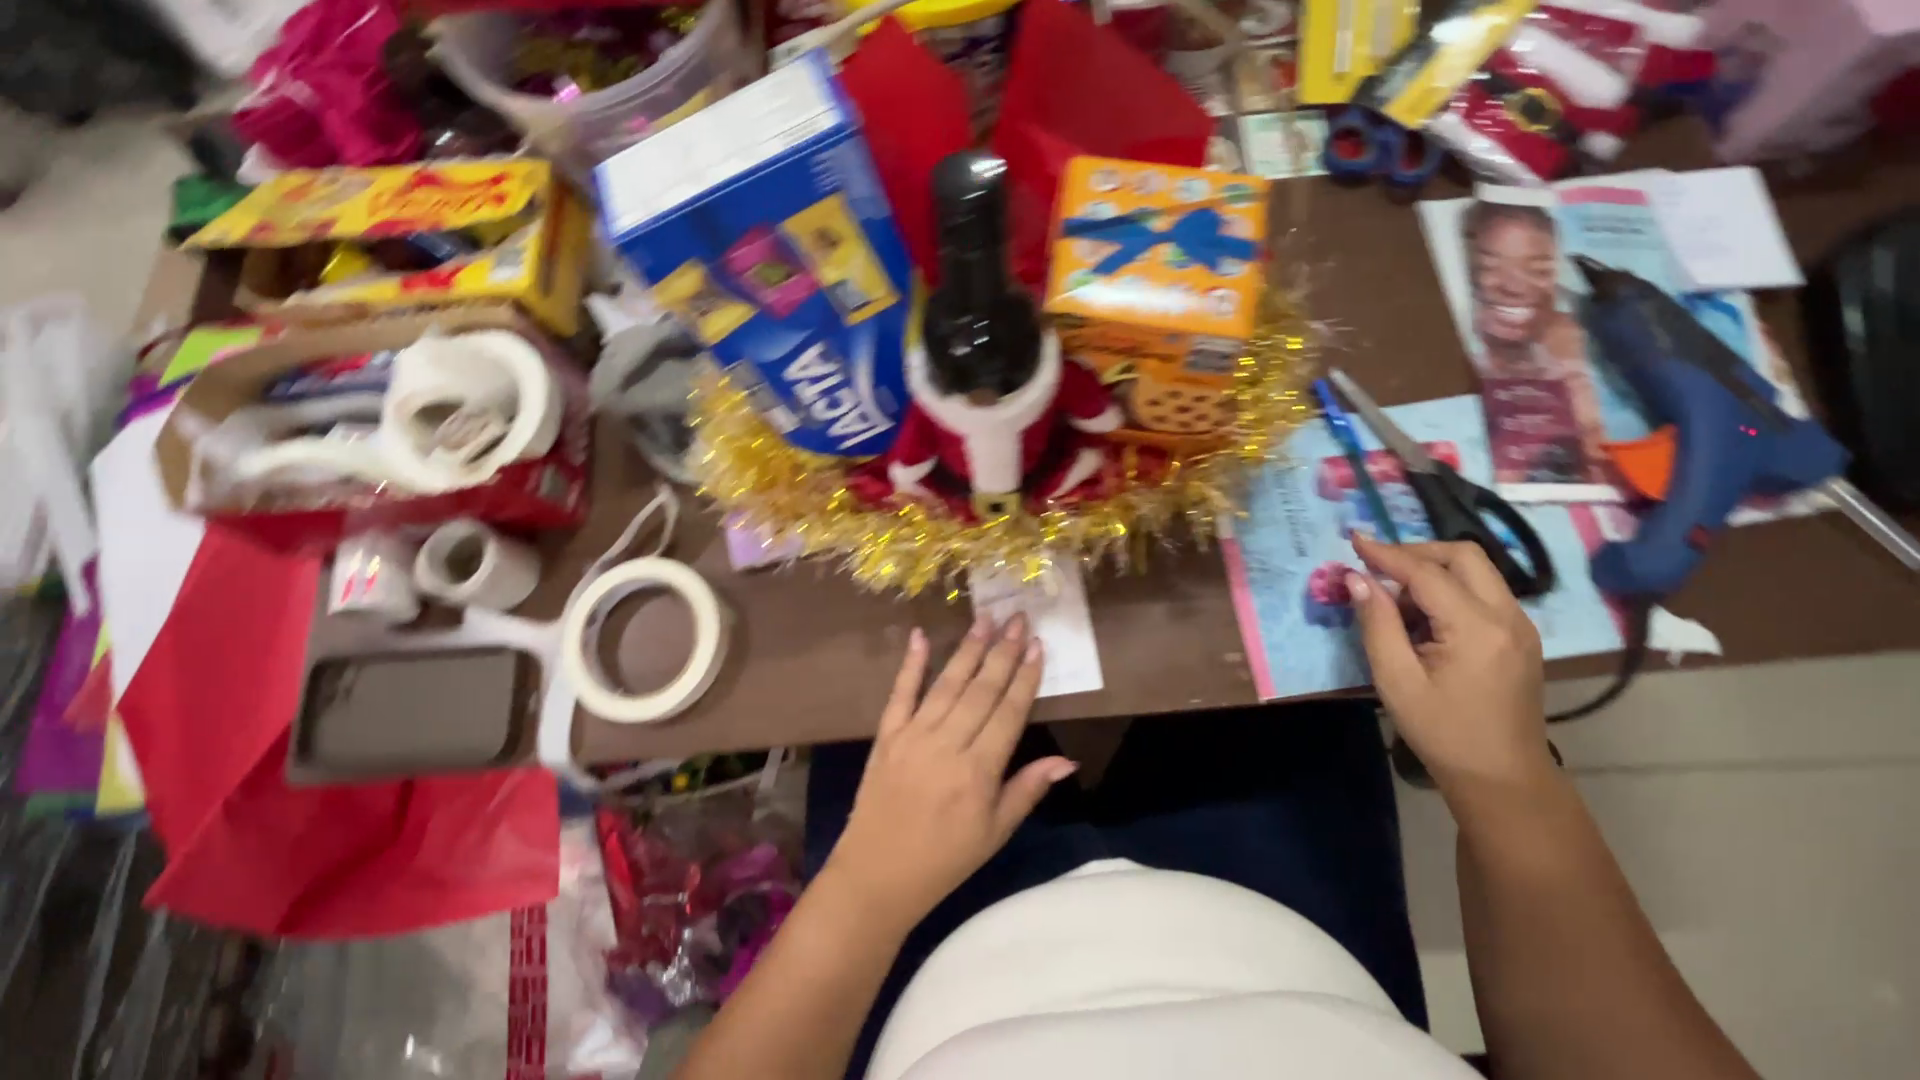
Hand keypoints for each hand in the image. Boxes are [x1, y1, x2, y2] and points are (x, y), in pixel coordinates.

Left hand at [822, 615, 1075, 929]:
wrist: (878, 873)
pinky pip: (900, 694)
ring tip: (986, 619)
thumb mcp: (995, 832)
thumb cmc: (945, 859)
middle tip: (1019, 619)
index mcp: (978, 771)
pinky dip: (911, 664)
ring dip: (968, 650)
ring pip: (947, 684)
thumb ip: (1027, 789)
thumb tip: (1067, 760)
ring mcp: (913, 736)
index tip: (1038, 646)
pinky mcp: (886, 737)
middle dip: (1003, 652)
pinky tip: (920, 636)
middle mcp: (947, 745)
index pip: (1008, 712)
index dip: (1026, 677)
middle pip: (981, 689)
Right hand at [1347, 536, 1555, 792]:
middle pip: (1464, 556)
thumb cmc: (1442, 733)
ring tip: (1395, 598)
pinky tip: (1424, 617)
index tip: (1354, 539)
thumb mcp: (1397, 681)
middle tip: (1378, 565)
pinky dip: (1451, 589)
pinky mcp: (1521, 637)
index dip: (1387, 553)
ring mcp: (1521, 625)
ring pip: (1478, 571)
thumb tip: (1357, 579)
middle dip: (1417, 552)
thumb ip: (1377, 624)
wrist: (1502, 777)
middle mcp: (1508, 616)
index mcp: (1477, 628)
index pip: (1427, 573)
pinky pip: (1484, 593)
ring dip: (1434, 570)